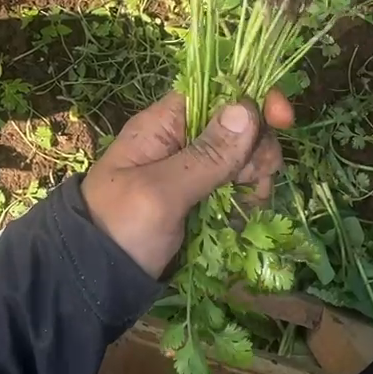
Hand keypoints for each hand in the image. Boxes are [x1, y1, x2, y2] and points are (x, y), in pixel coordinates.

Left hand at [80, 92, 293, 277]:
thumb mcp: (160, 192)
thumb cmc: (119, 228)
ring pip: (242, 158)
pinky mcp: (200, 201)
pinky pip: (236, 188)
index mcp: (164, 124)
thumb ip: (205, 155)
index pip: (216, 91)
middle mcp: (180, 140)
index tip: (282, 118)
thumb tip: (246, 107)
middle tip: (251, 181)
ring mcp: (191, 172)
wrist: (91, 281)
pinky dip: (247, 199)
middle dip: (256, 147)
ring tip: (246, 203)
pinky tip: (244, 216)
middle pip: (238, 125)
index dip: (251, 98)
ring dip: (256, 176)